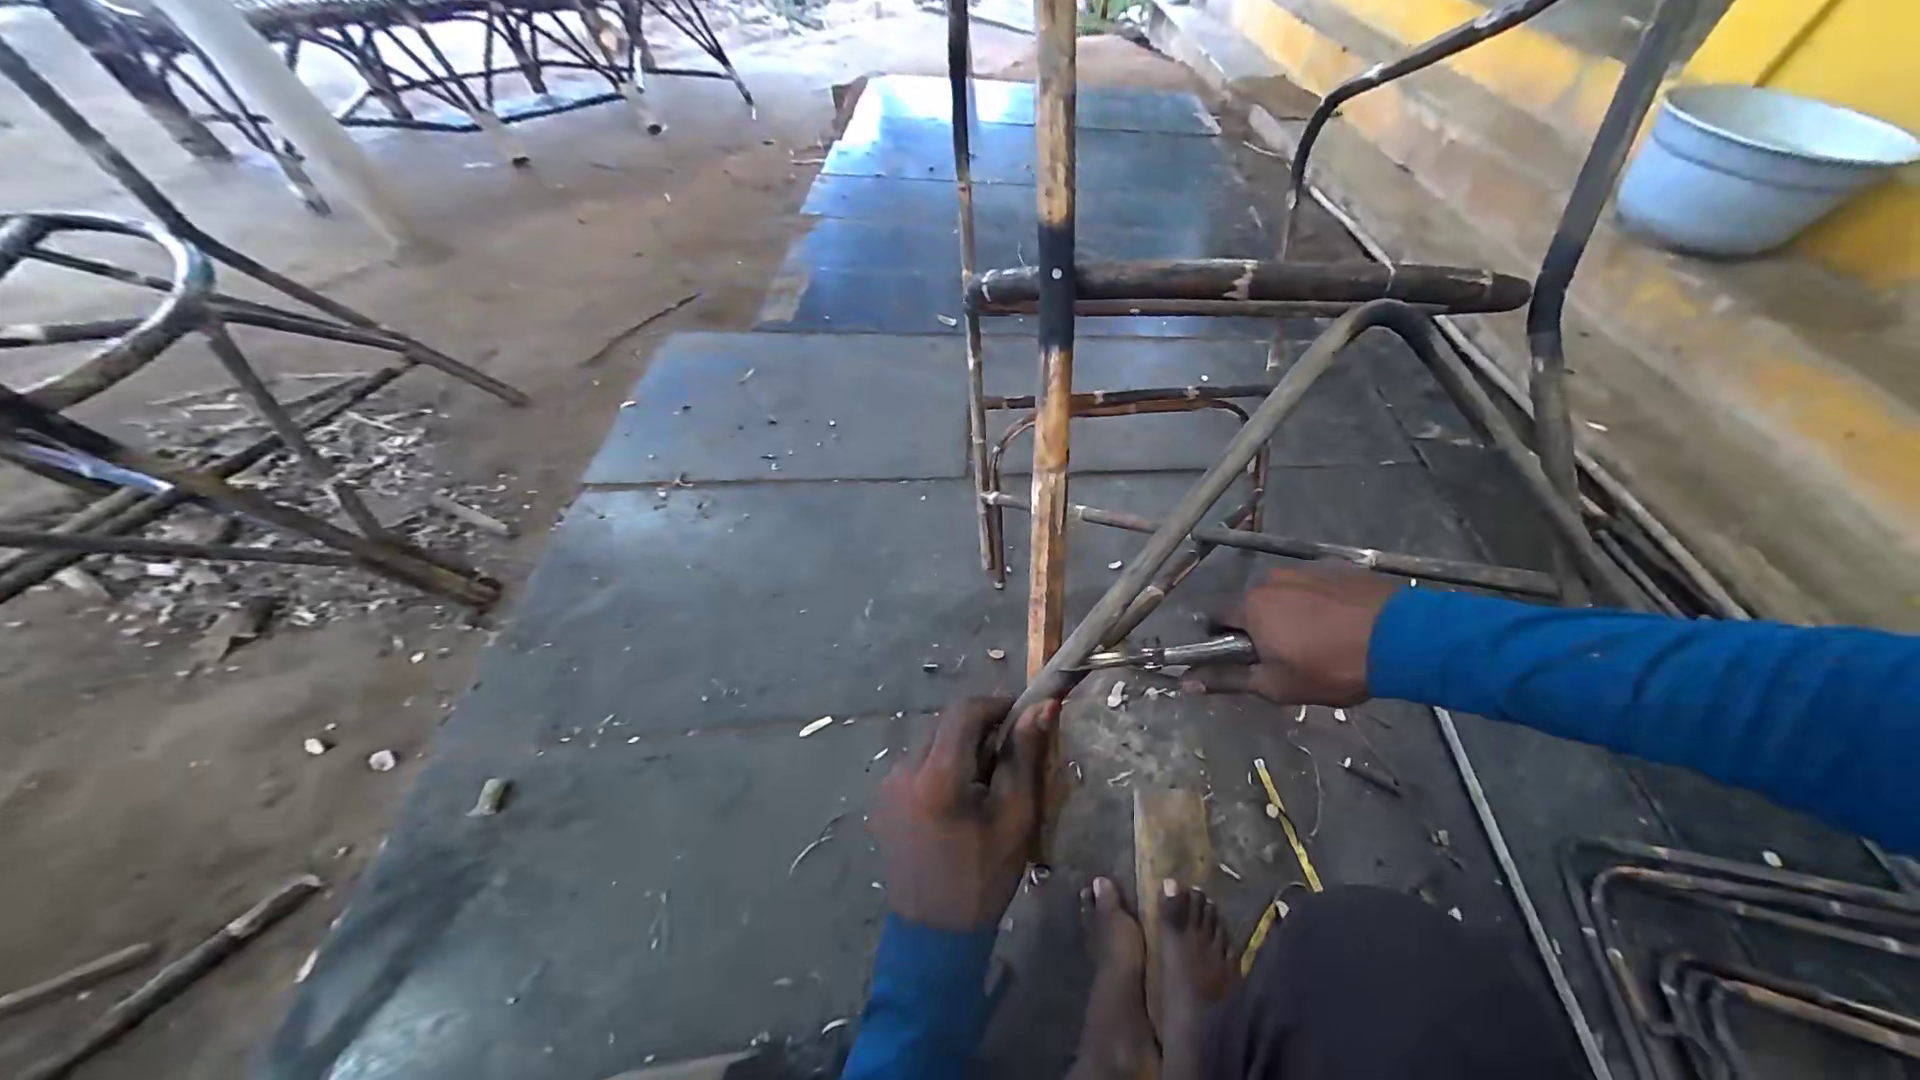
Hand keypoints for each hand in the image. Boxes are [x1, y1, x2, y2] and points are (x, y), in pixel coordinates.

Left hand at [872, 695, 1059, 931]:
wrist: (934, 933)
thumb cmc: (983, 877)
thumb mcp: (1014, 816)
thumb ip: (1024, 755)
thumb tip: (1041, 707)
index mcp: (937, 777)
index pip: (963, 712)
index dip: (994, 704)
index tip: (1020, 716)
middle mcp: (903, 771)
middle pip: (944, 724)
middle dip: (978, 728)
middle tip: (1006, 753)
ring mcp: (886, 785)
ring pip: (929, 741)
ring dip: (958, 747)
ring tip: (982, 779)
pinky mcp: (881, 798)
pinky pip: (914, 763)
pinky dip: (938, 765)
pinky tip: (956, 796)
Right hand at [1182, 561, 1402, 705]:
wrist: (1404, 638)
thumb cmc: (1332, 666)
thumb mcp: (1276, 684)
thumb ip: (1227, 680)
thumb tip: (1185, 683)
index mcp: (1249, 606)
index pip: (1215, 616)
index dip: (1223, 638)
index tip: (1243, 657)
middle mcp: (1270, 579)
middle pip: (1251, 603)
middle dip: (1259, 625)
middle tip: (1285, 653)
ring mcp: (1305, 569)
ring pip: (1283, 592)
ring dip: (1289, 611)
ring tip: (1319, 637)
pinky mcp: (1336, 566)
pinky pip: (1313, 585)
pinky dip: (1317, 601)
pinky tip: (1341, 621)